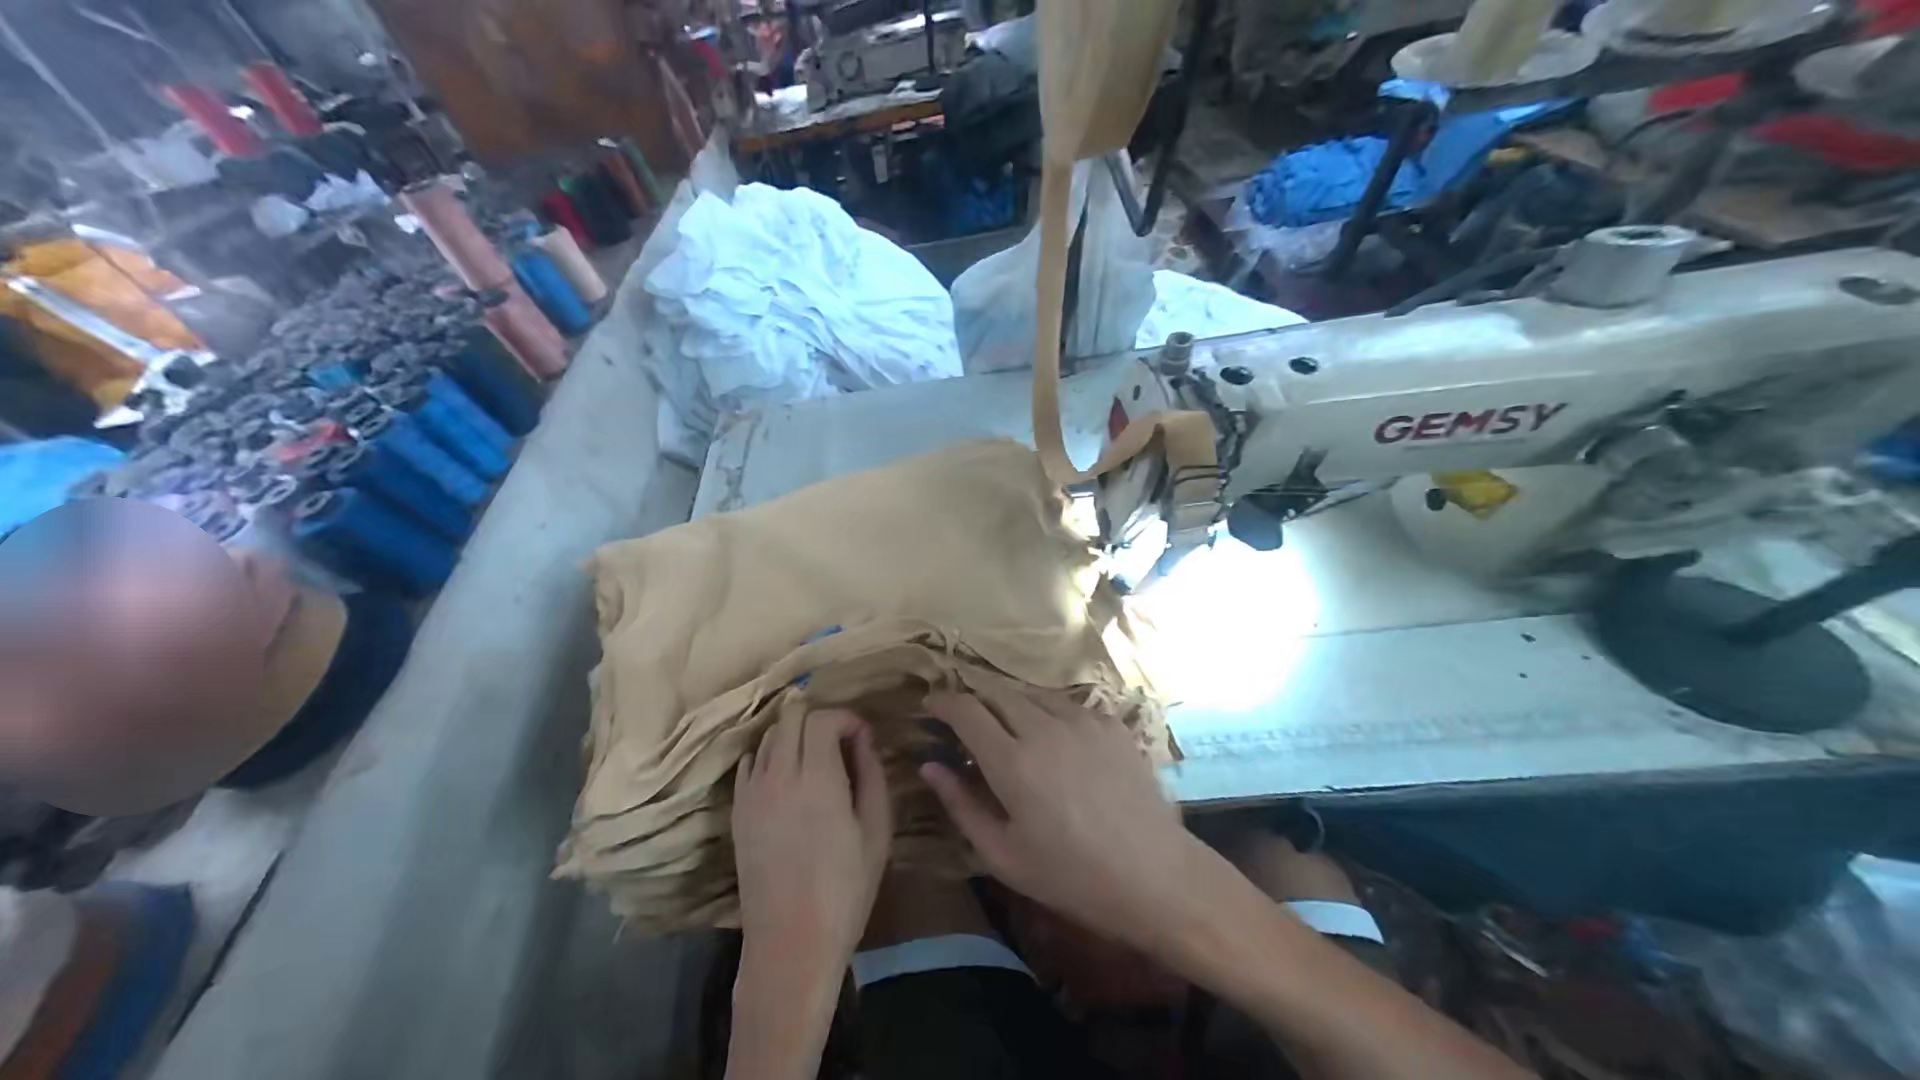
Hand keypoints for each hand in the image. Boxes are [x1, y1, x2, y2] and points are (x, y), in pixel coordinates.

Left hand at [732, 708, 891, 977]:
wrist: (791, 944)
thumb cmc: (845, 889)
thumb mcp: (877, 831)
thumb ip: (872, 774)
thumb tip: (863, 739)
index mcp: (817, 780)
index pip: (822, 718)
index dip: (846, 717)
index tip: (863, 736)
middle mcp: (777, 777)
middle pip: (790, 716)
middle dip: (819, 718)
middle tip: (841, 743)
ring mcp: (751, 794)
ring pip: (768, 736)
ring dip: (794, 735)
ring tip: (816, 760)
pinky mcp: (737, 812)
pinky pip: (750, 764)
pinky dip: (771, 757)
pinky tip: (789, 780)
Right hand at [920, 679, 1206, 953]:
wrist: (1154, 875)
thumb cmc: (1070, 875)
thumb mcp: (1002, 853)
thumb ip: (961, 804)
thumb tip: (929, 766)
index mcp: (1011, 760)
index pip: (965, 710)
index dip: (942, 703)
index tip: (930, 708)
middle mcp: (1044, 727)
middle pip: (996, 693)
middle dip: (974, 701)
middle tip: (966, 723)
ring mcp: (1082, 720)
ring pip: (1031, 695)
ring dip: (1010, 705)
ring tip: (1008, 730)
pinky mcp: (1110, 724)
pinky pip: (1067, 705)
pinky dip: (1047, 714)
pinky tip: (1053, 741)